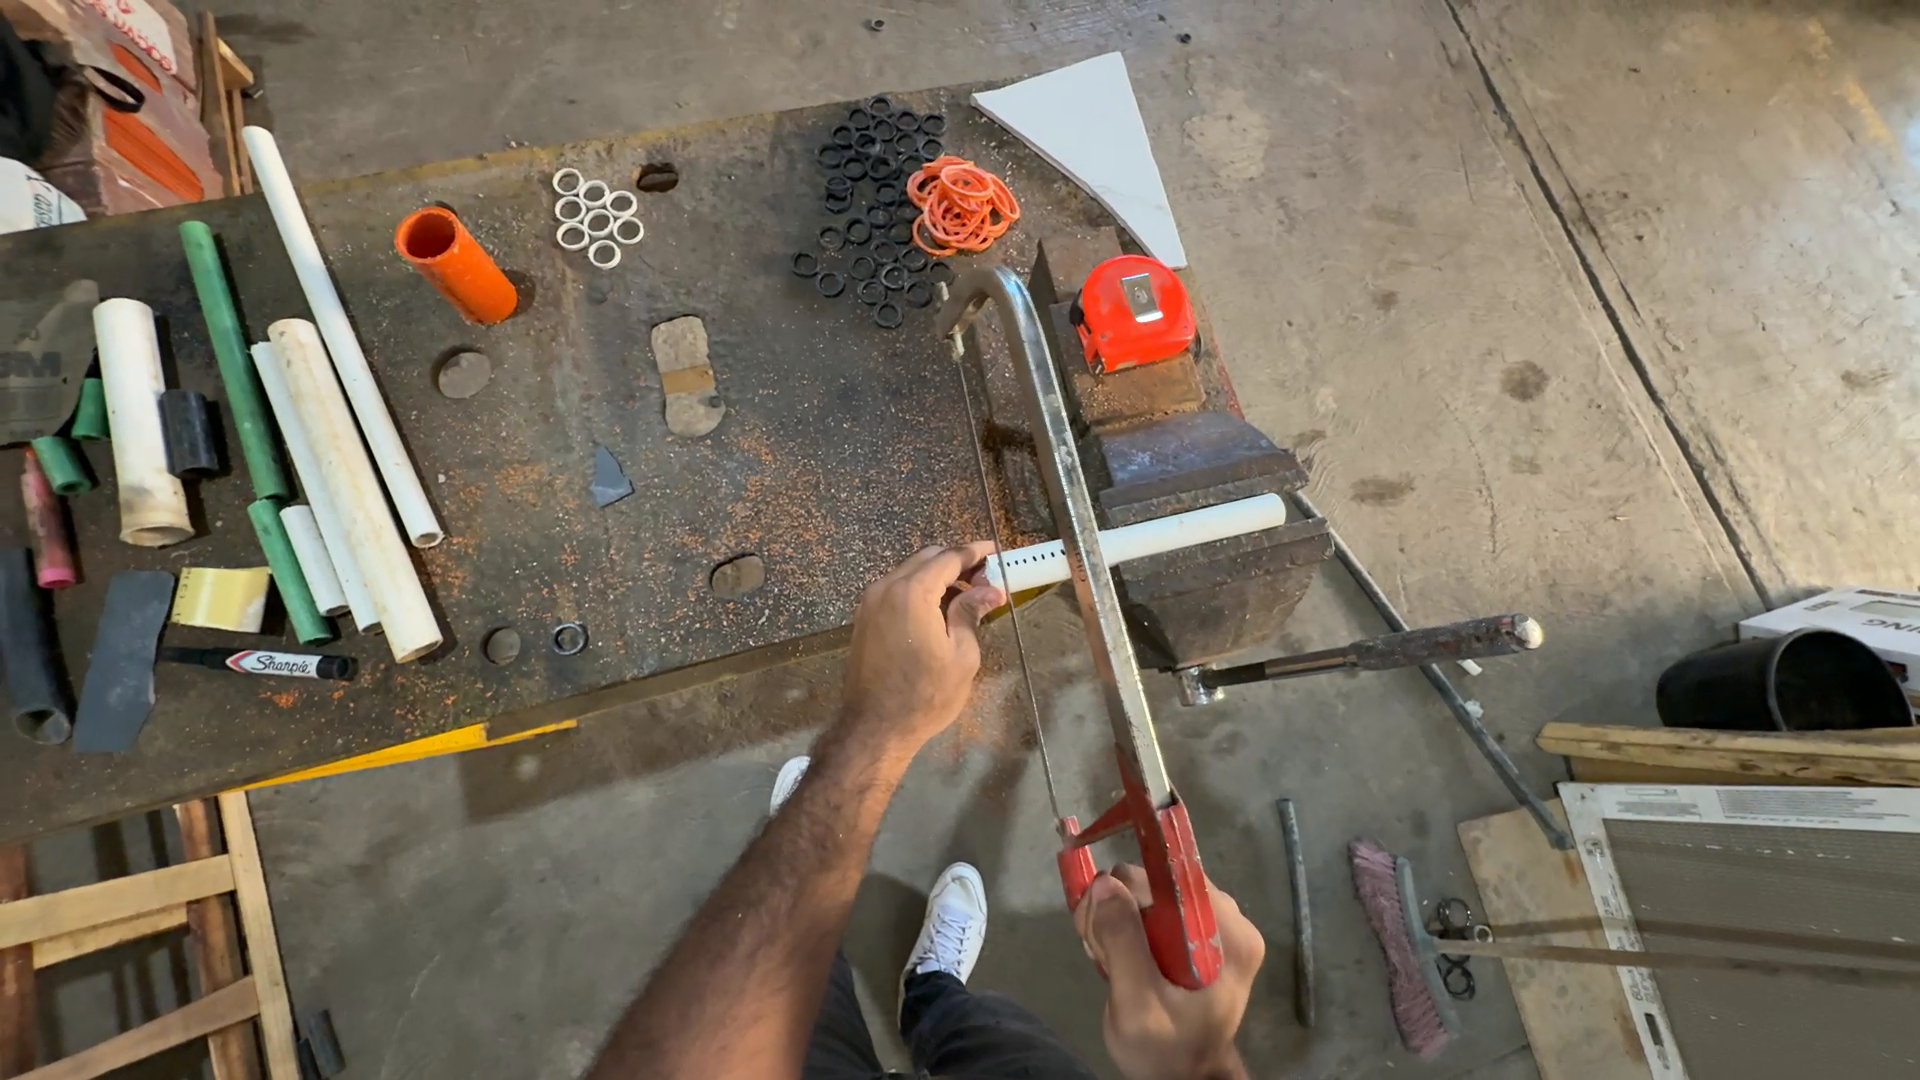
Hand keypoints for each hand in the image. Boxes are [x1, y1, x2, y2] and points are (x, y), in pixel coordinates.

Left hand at [838, 542, 1005, 755]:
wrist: (875, 727)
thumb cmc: (925, 695)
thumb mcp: (961, 654)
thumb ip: (971, 613)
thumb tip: (991, 590)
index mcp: (912, 592)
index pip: (948, 558)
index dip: (975, 552)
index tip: (996, 550)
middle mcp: (886, 587)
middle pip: (927, 559)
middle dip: (957, 562)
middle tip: (986, 577)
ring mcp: (871, 601)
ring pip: (909, 572)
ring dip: (937, 576)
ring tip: (967, 595)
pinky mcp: (865, 617)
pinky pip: (896, 589)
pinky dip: (919, 589)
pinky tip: (939, 608)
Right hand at [1075, 865, 1264, 1079]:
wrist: (1181, 1077)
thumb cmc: (1166, 1050)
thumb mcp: (1138, 1004)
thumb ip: (1122, 942)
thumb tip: (1105, 882)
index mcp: (1230, 935)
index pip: (1170, 878)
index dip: (1129, 893)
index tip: (1104, 924)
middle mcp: (1226, 917)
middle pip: (1155, 879)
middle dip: (1117, 907)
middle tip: (1101, 948)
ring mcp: (1210, 919)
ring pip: (1144, 887)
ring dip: (1115, 916)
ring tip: (1109, 957)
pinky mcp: (1192, 925)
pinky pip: (1146, 900)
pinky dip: (1123, 921)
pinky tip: (1117, 952)